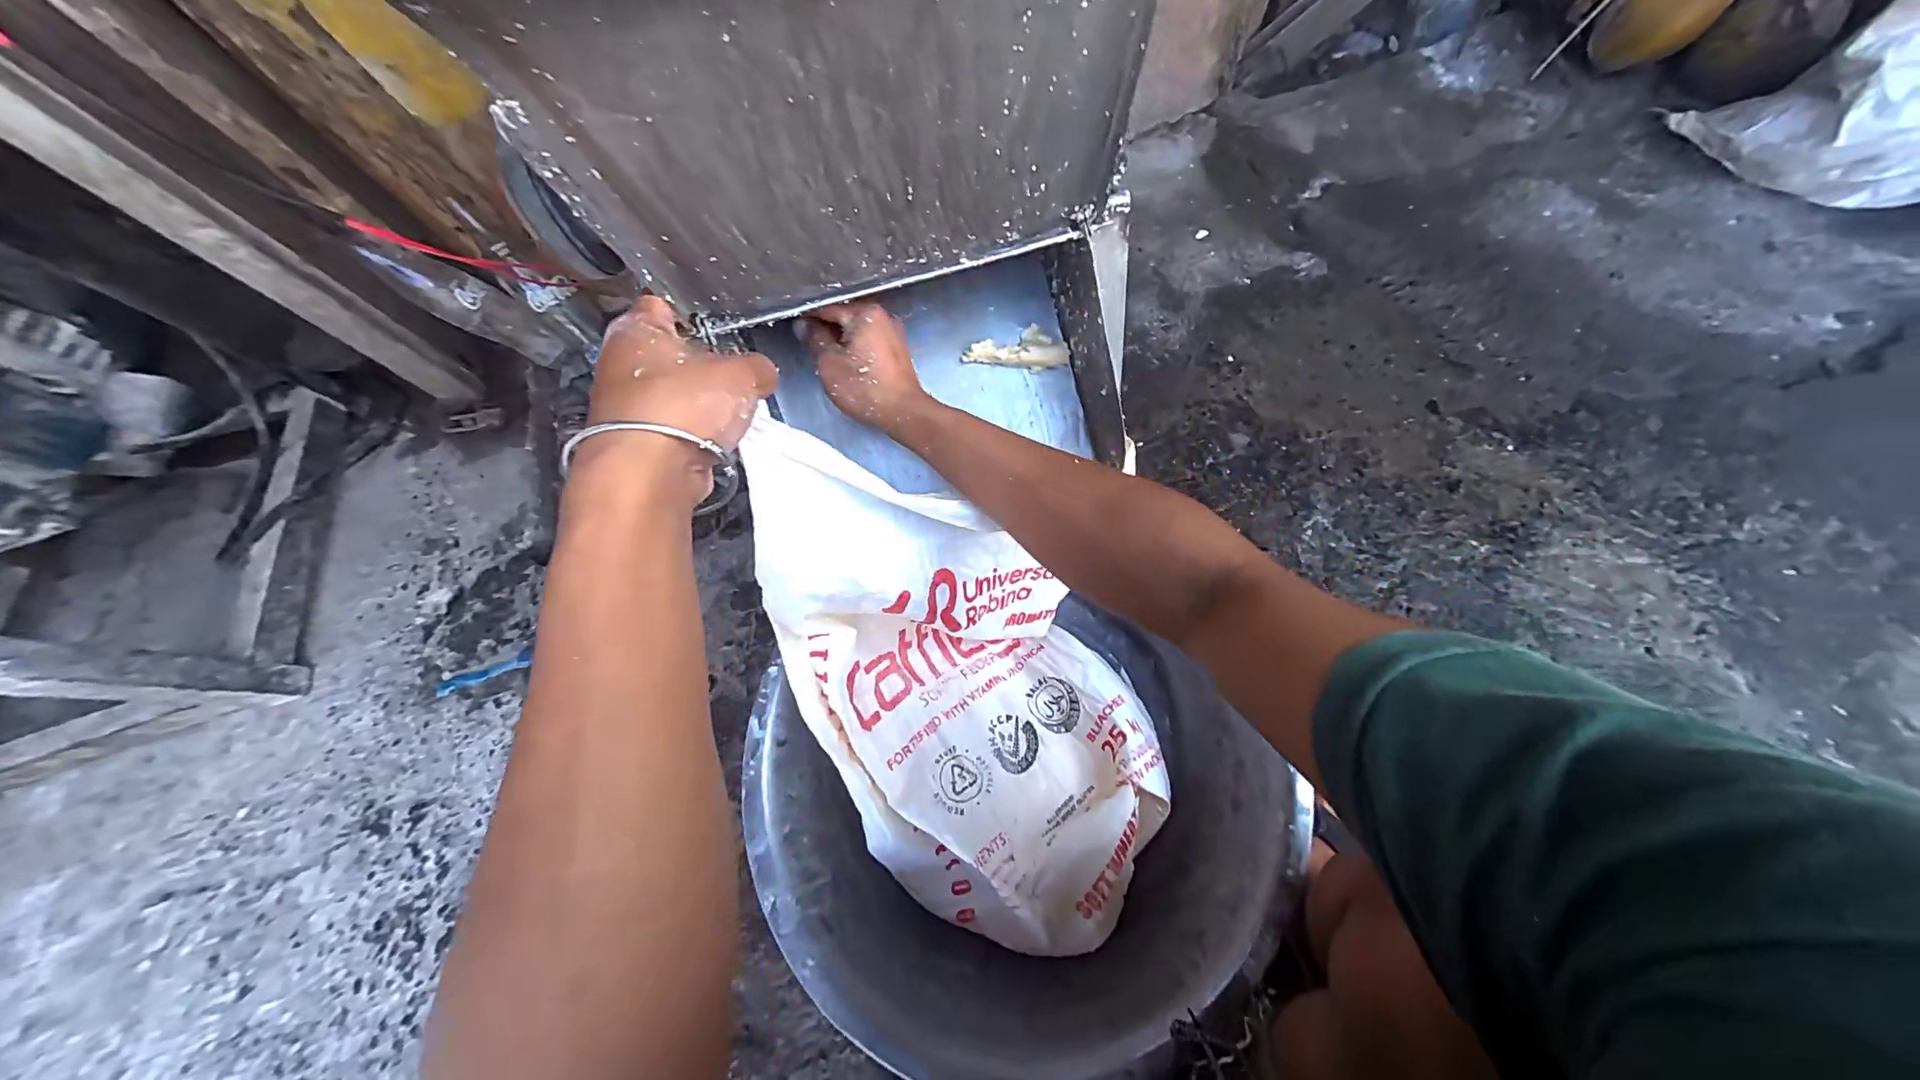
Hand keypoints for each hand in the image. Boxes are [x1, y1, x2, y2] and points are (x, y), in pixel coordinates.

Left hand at [589, 295, 776, 449]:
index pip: (660, 306)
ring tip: (727, 414)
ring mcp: (623, 406)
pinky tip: (711, 441)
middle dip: (698, 365)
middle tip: (731, 375)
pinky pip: (671, 429)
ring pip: (670, 395)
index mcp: (636, 330)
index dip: (689, 313)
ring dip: (695, 404)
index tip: (712, 325)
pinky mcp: (634, 443)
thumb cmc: (684, 405)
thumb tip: (762, 372)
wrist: (650, 471)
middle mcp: (619, 364)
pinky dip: (690, 435)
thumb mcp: (740, 375)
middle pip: (668, 355)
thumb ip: (757, 368)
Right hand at [795, 302, 929, 433]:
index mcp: (865, 313)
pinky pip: (869, 340)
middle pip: (843, 316)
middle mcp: (882, 316)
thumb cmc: (866, 389)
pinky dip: (856, 348)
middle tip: (810, 347)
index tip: (795, 329)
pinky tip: (848, 363)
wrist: (903, 412)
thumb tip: (803, 325)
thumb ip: (814, 339)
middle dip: (825, 329)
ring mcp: (892, 332)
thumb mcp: (829, 363)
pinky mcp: (896, 349)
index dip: (807, 318)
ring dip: (840, 340)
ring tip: (828, 358)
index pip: (826, 307)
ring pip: (856, 329)